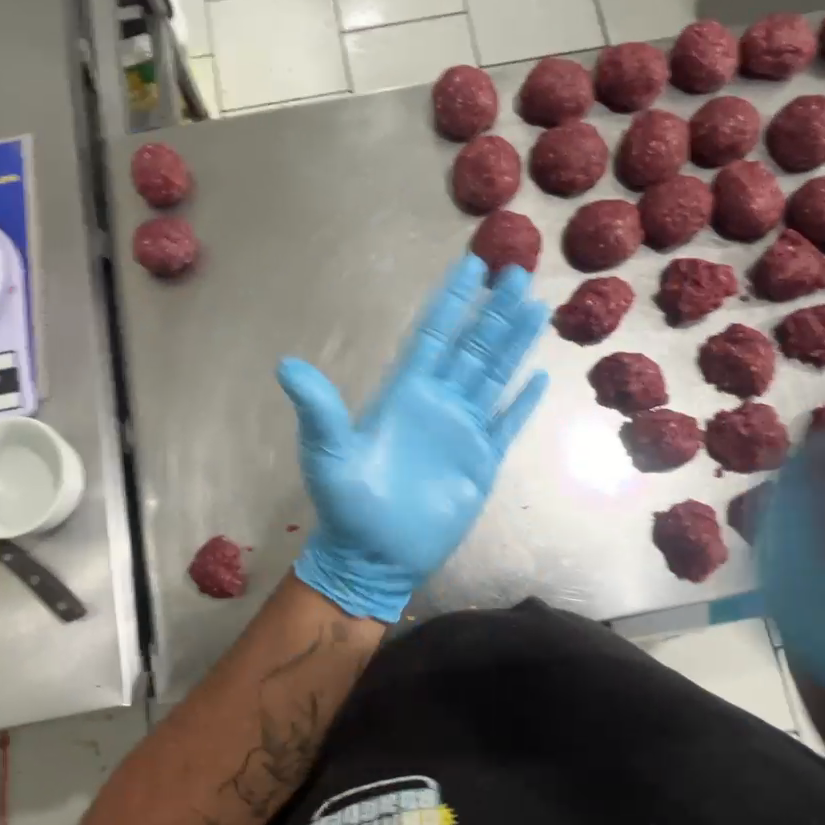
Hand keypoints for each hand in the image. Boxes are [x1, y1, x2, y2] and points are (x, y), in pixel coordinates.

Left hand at [278, 256, 549, 622]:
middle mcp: (438, 404)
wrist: (374, 558)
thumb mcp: (326, 454)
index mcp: (404, 394)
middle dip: (494, 312)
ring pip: (495, 376)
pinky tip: (539, 376)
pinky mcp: (481, 463)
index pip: (433, 336)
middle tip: (518, 273)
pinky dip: (523, 402)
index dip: (452, 302)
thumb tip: (286, 365)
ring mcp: (462, 432)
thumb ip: (318, 409)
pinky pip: (507, 424)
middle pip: (473, 347)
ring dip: (515, 343)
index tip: (473, 267)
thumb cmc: (347, 506)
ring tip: (536, 308)